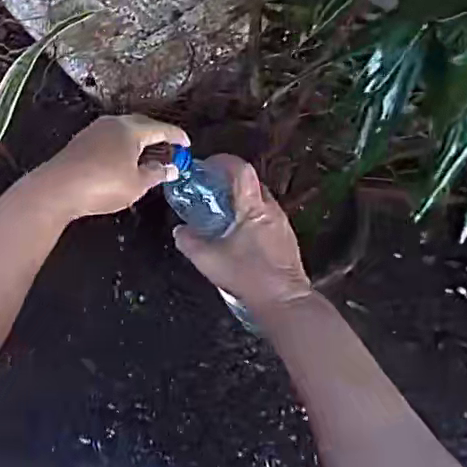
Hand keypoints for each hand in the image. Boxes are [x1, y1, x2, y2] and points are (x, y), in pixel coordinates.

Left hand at [14, 114, 188, 219]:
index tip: (187, 143)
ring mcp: (95, 130)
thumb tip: (171, 167)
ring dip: (139, 140)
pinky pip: (111, 138)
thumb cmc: (102, 185)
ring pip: (124, 130)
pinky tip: (124, 160)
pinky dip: (123, 146)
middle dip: (157, 135)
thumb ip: (156, 174)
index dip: (176, 136)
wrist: (57, 188)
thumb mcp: (136, 184)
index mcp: (131, 129)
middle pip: (142, 125)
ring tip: (149, 155)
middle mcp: (113, 123)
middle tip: (170, 148)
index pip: (161, 128)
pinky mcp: (82, 141)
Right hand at [172, 155, 313, 309]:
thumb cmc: (249, 278)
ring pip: (260, 199)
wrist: (286, 304)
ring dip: (241, 198)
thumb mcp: (209, 260)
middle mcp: (271, 210)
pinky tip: (238, 232)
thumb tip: (179, 231)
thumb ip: (189, 242)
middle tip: (209, 188)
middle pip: (251, 182)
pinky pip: (266, 216)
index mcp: (253, 208)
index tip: (207, 166)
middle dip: (229, 180)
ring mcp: (282, 224)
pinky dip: (251, 215)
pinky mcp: (286, 239)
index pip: (241, 169)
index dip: (223, 161)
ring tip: (221, 210)